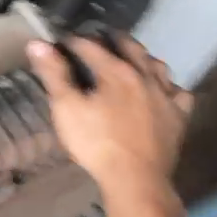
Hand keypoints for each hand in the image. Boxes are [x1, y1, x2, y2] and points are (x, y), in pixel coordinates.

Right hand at [27, 34, 191, 199]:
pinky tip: (162, 91)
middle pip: (130, 47)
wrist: (135, 178)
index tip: (62, 42)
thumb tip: (37, 43)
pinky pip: (178, 92)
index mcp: (115, 71)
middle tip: (100, 38)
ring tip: (132, 59)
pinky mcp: (179, 116)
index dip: (74, 42)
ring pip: (157, 66)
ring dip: (143, 58)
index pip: (91, 46)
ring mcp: (166, 95)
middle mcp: (144, 75)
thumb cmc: (96, 143)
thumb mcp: (66, 108)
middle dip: (112, 40)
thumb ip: (54, 74)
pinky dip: (168, 87)